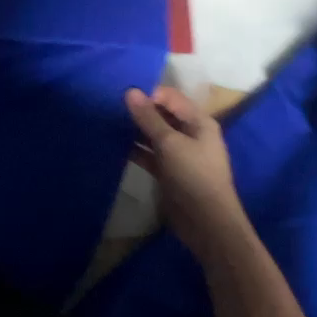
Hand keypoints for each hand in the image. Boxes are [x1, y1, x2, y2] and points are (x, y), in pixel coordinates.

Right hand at [126, 86, 243, 260]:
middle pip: (162, 114)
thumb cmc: (193, 176)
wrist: (207, 224)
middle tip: (111, 106)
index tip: (123, 96)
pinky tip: (115, 144)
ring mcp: (179, 153)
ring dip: (135, 130)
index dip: (148, 94)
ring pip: (154, 134)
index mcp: (199, 122)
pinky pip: (150, 154)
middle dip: (140, 111)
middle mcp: (190, 134)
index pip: (170, 97)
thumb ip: (149, 118)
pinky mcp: (169, 171)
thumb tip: (130, 91)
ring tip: (109, 122)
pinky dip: (136, 149)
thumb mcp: (169, 143)